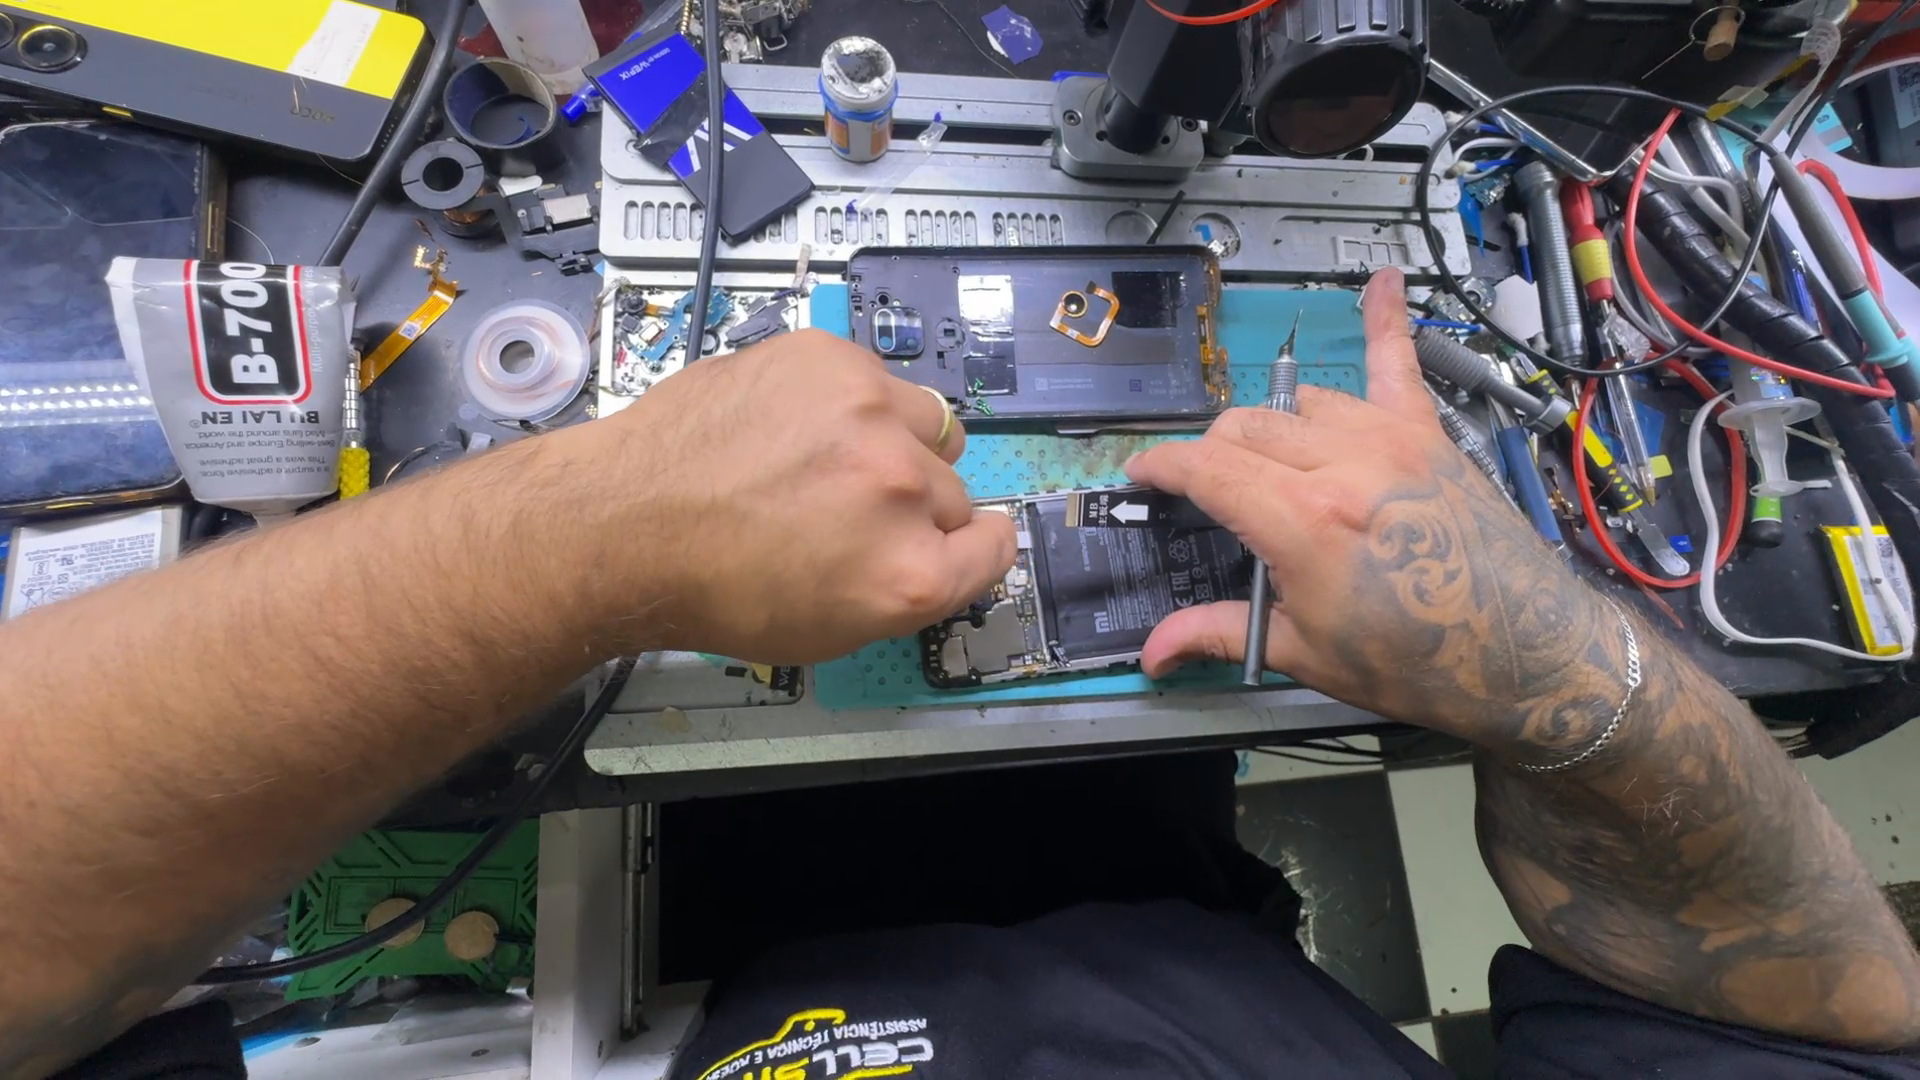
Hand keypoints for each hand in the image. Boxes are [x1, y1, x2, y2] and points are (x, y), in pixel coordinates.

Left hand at [595, 329, 1015, 664]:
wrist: (626, 524)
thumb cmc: (719, 590)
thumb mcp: (834, 629)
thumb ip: (912, 588)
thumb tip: (945, 546)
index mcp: (908, 574)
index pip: (999, 546)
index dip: (971, 548)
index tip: (950, 541)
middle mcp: (902, 488)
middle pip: (959, 492)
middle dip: (916, 507)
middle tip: (851, 510)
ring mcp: (868, 413)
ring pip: (932, 427)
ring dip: (899, 445)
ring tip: (833, 458)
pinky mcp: (829, 358)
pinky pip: (881, 383)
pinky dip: (855, 406)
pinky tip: (802, 425)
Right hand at [1126, 269, 1616, 742]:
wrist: (1527, 656)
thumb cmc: (1410, 661)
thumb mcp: (1300, 652)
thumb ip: (1215, 634)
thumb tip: (1151, 655)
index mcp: (1302, 520)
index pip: (1204, 467)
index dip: (1160, 465)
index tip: (1139, 472)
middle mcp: (1342, 464)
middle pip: (1243, 426)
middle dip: (1208, 451)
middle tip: (1205, 489)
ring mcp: (1389, 440)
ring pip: (1297, 401)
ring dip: (1266, 424)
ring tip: (1264, 457)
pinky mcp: (1427, 435)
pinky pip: (1399, 364)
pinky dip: (1385, 322)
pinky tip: (1382, 279)